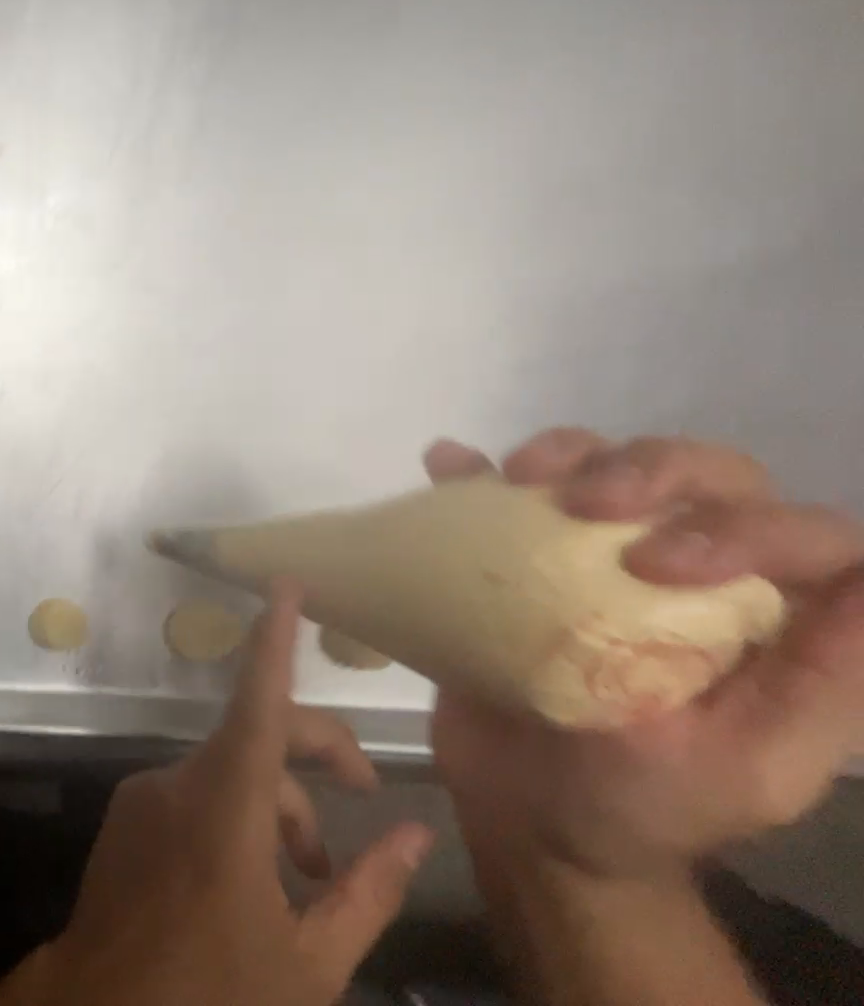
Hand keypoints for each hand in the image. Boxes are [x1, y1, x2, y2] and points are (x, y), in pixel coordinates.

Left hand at [0, 584, 434, 1005]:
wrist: (102, 1004)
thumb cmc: (215, 990)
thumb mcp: (312, 957)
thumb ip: (367, 890)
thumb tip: (416, 834)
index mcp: (226, 808)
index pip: (258, 706)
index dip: (273, 641)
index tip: (283, 584)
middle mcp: (179, 781)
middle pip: (256, 735)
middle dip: (316, 752)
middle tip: (368, 794)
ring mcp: (146, 793)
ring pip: (227, 770)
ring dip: (276, 803)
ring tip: (309, 874)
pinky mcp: (127, 811)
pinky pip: (192, 790)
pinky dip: (232, 813)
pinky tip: (252, 873)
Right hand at [424, 429, 863, 879]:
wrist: (521, 813)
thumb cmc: (637, 806)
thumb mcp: (745, 770)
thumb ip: (815, 690)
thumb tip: (862, 590)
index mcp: (772, 620)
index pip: (803, 536)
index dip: (745, 526)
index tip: (652, 565)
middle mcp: (693, 573)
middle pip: (704, 477)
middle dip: (647, 469)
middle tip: (577, 502)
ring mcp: (594, 560)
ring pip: (606, 465)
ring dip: (565, 453)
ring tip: (512, 476)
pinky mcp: (515, 563)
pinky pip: (497, 500)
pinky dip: (471, 473)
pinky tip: (445, 467)